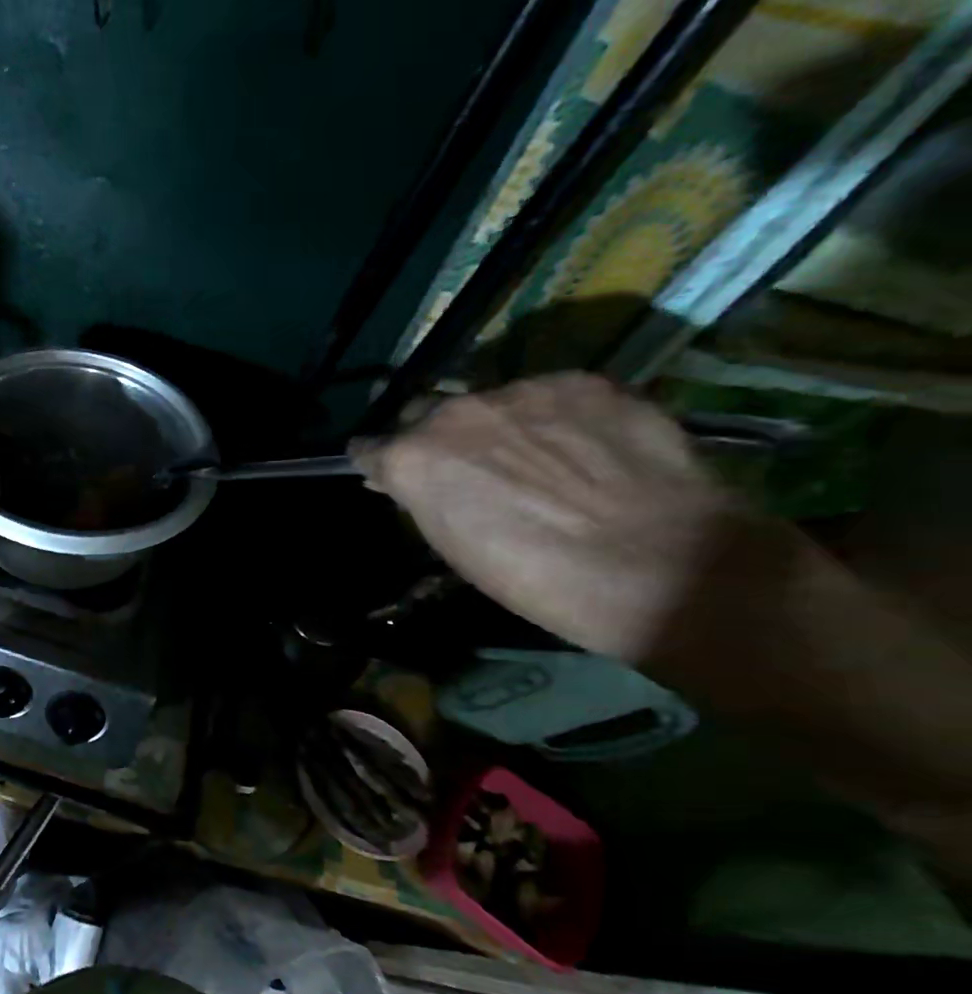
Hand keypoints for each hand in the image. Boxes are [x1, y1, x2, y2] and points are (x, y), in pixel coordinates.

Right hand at [354, 373, 751, 661]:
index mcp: (410, 457)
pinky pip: (549, 395)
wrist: (658, 566)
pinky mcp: (582, 381)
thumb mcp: (450, 544)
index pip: (369, 447)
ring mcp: (519, 390)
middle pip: (425, 414)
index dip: (383, 464)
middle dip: (437, 438)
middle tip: (471, 470)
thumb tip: (401, 478)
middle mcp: (453, 412)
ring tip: (541, 460)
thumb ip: (422, 497)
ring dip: (499, 425)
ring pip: (490, 402)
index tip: (395, 477)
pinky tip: (586, 449)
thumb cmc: (532, 577)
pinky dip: (555, 417)